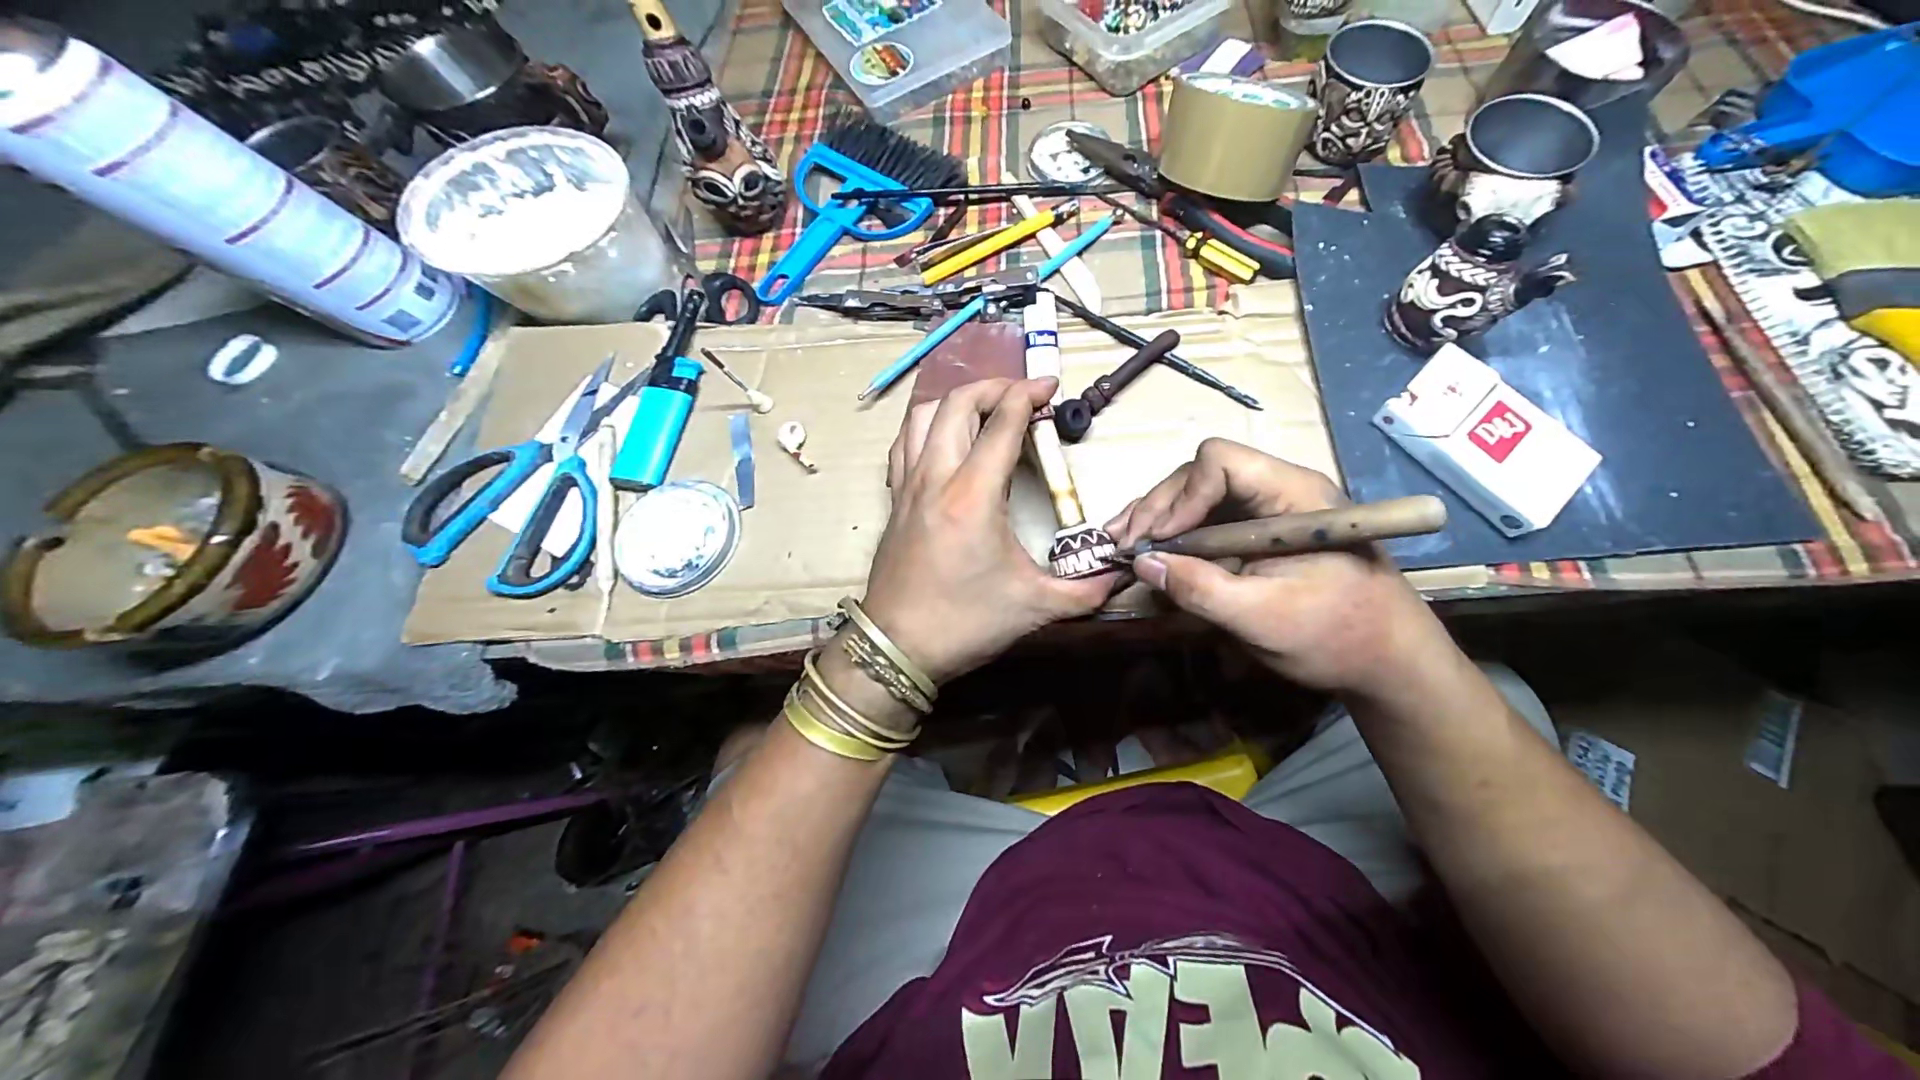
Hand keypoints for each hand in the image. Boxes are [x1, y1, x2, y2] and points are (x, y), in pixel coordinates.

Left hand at [861, 377, 1119, 684]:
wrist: (896, 647)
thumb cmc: (964, 624)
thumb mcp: (1035, 608)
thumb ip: (1087, 589)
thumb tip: (1123, 574)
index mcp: (973, 496)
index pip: (1001, 422)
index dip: (1028, 395)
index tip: (1050, 388)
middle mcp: (936, 478)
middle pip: (958, 404)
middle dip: (995, 387)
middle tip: (1024, 394)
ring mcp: (908, 486)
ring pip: (923, 416)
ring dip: (957, 401)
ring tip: (986, 408)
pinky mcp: (894, 500)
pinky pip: (904, 443)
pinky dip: (926, 425)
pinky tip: (944, 438)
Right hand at [1107, 438, 1449, 698]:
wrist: (1389, 662)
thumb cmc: (1338, 637)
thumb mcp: (1263, 618)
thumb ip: (1201, 589)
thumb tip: (1143, 563)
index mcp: (1293, 495)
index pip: (1221, 462)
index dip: (1182, 495)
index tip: (1158, 538)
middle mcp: (1278, 491)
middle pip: (1201, 475)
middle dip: (1159, 507)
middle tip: (1123, 543)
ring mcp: (1267, 513)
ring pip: (1198, 496)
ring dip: (1158, 518)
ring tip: (1122, 543)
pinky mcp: (1258, 535)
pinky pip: (1208, 522)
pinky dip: (1174, 535)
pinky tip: (1148, 551)